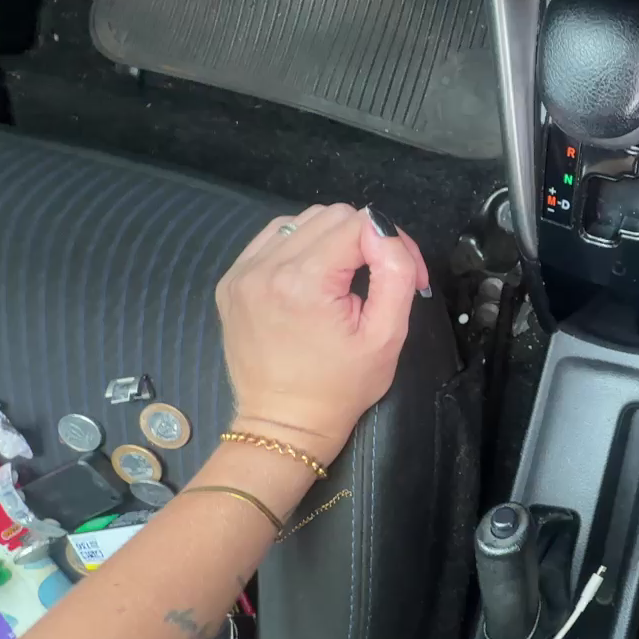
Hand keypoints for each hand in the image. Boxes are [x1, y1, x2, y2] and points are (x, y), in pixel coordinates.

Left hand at [214, 204, 431, 460]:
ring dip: (334, 238)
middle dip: (367, 238)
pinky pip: (276, 236)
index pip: (361, 223)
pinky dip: (304, 244)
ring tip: (346, 277)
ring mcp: (242, 272)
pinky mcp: (232, 280)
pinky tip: (316, 274)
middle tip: (380, 277)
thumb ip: (395, 272)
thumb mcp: (388, 334)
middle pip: (333, 215)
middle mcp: (266, 268)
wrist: (284, 423)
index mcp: (305, 281)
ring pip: (304, 220)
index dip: (393, 242)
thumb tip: (386, 231)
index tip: (406, 275)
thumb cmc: (343, 384)